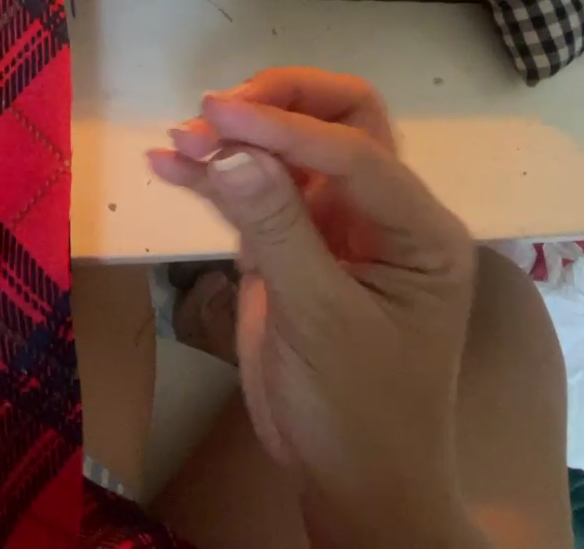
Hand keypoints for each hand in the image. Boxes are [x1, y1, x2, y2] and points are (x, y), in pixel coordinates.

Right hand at [147, 68, 482, 548]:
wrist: (346, 480)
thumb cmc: (357, 410)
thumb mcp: (320, 319)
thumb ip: (275, 228)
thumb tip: (227, 149)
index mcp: (417, 229)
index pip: (354, 150)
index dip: (284, 126)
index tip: (217, 114)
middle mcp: (378, 212)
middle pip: (340, 120)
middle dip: (281, 103)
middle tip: (219, 111)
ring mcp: (329, 224)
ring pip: (288, 148)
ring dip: (238, 135)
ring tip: (182, 137)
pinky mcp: (286, 242)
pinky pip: (249, 191)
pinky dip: (210, 173)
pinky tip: (166, 163)